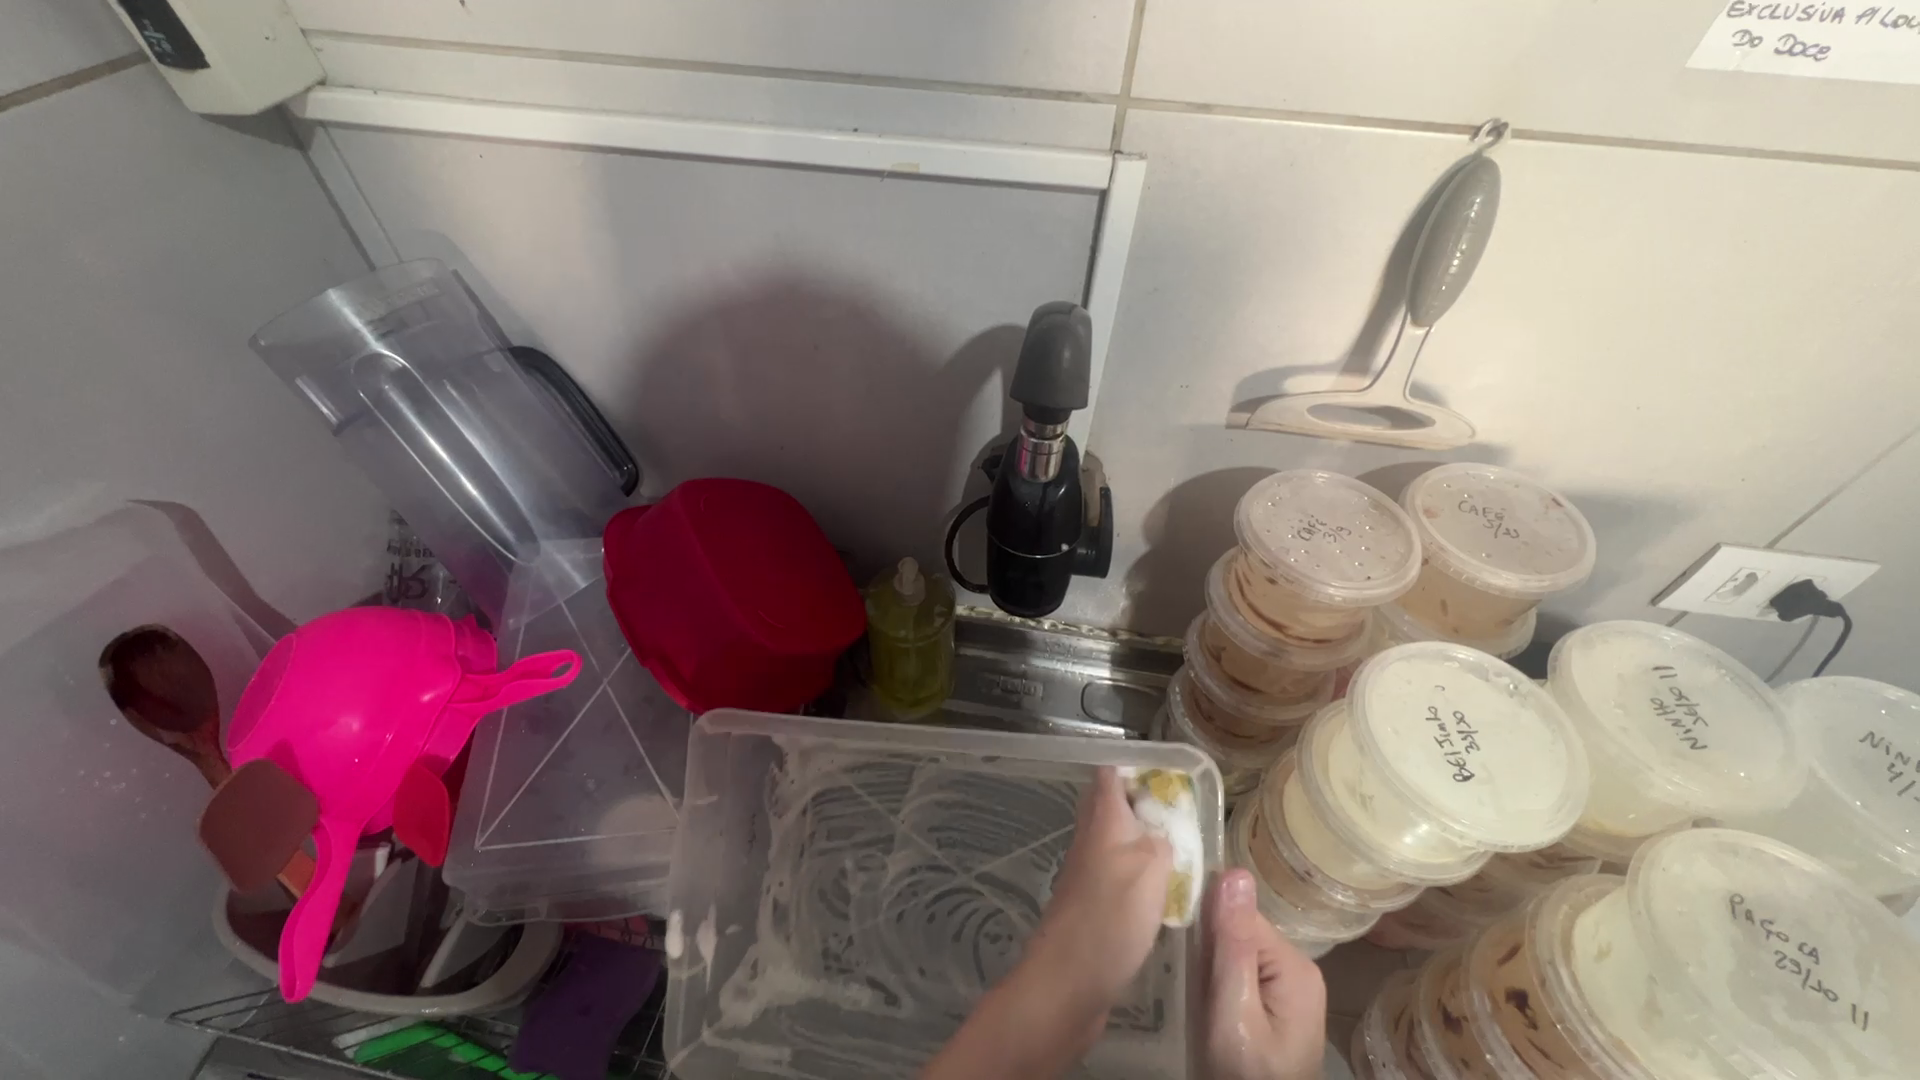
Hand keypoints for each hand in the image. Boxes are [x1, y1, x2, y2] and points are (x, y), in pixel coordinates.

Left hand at [919, 767, 1171, 1079]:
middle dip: (1142, 803)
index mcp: (1102, 820)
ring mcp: (1087, 873)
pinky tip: (1162, 892)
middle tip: (1181, 815)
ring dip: (1142, 839)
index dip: (1137, 766)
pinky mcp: (1091, 905)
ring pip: (1115, 840)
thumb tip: (1164, 827)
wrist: (1068, 981)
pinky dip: (1139, 874)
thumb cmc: (1110, 918)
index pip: (1110, 773)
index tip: (1171, 775)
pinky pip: (1117, 874)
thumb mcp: (1150, 868)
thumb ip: (1162, 839)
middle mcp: (1089, 840)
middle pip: (1110, 805)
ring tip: (1180, 850)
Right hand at [1205, 868, 1326, 1079]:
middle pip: (1238, 930)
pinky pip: (1240, 970)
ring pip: (1235, 949)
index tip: (1186, 956)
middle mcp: (1300, 967)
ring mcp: (1290, 986)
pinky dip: (1218, 982)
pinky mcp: (1278, 1002)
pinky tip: (1210, 1004)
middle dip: (1208, 951)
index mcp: (1295, 966)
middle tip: (1194, 988)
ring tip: (1199, 996)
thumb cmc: (1244, 1076)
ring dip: (1210, 967)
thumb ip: (1232, 944)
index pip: (1240, 916)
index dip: (1207, 930)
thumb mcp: (1232, 1013)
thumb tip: (1235, 871)